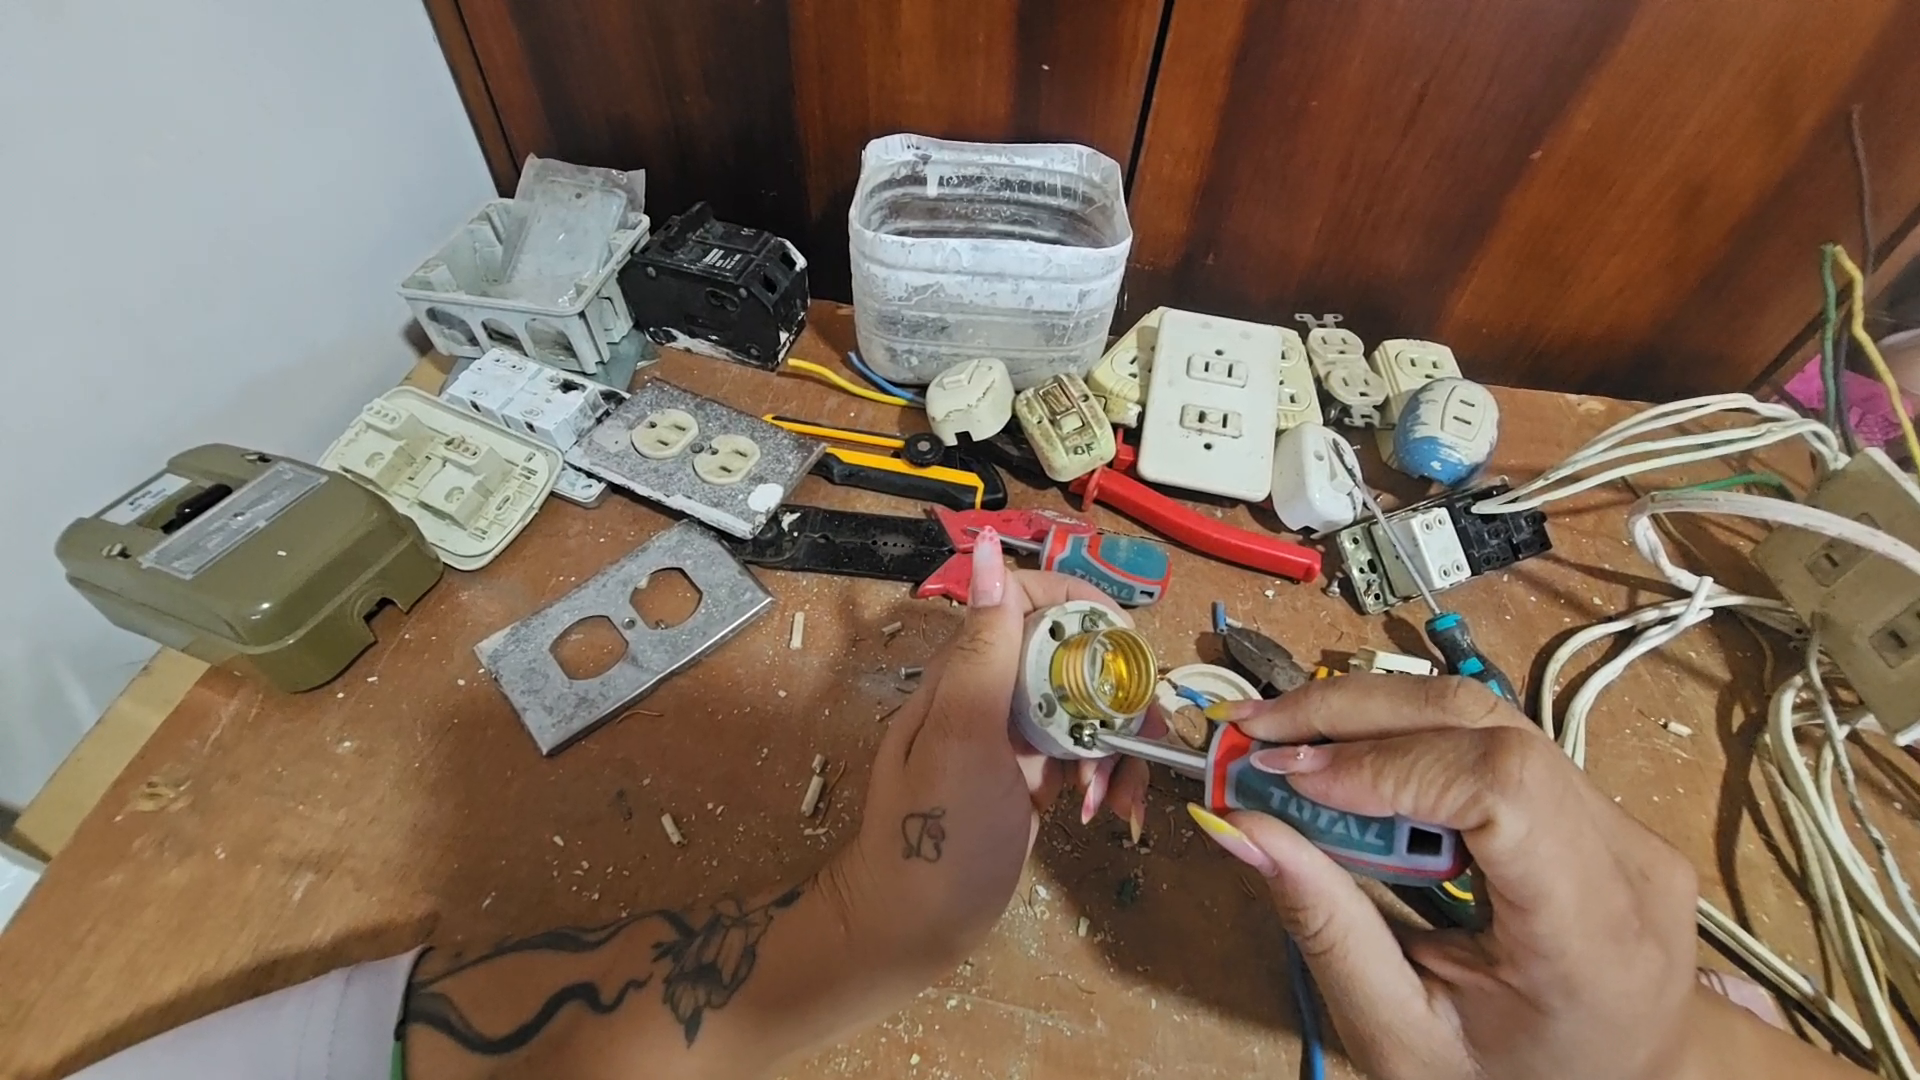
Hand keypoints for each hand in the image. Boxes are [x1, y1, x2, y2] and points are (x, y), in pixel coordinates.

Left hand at [820, 533, 1151, 975]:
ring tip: (1112, 796)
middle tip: (1136, 741)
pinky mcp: (1033, 770)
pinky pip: (1084, 750)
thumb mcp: (963, 734)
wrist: (913, 925)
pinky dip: (1104, 775)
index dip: (1085, 609)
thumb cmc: (937, 833)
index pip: (1033, 597)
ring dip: (1116, 744)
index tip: (1125, 650)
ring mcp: (1016, 730)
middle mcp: (995, 686)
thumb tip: (988, 546)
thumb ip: (986, 644)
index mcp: (972, 665)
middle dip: (1115, 693)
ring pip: (1087, 704)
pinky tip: (1101, 811)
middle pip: (1075, 653)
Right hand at [1194, 676, 1701, 1079]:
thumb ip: (1322, 924)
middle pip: (1476, 721)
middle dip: (1345, 712)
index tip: (1287, 776)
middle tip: (1250, 730)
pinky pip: (1472, 730)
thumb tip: (1235, 826)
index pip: (1501, 787)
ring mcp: (1608, 814)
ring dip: (1358, 708)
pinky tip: (1329, 745)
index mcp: (1596, 935)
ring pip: (1469, 708)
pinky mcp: (1578, 795)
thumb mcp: (1399, 1033)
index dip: (1383, 764)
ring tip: (1276, 731)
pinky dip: (1385, 725)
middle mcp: (1623, 852)